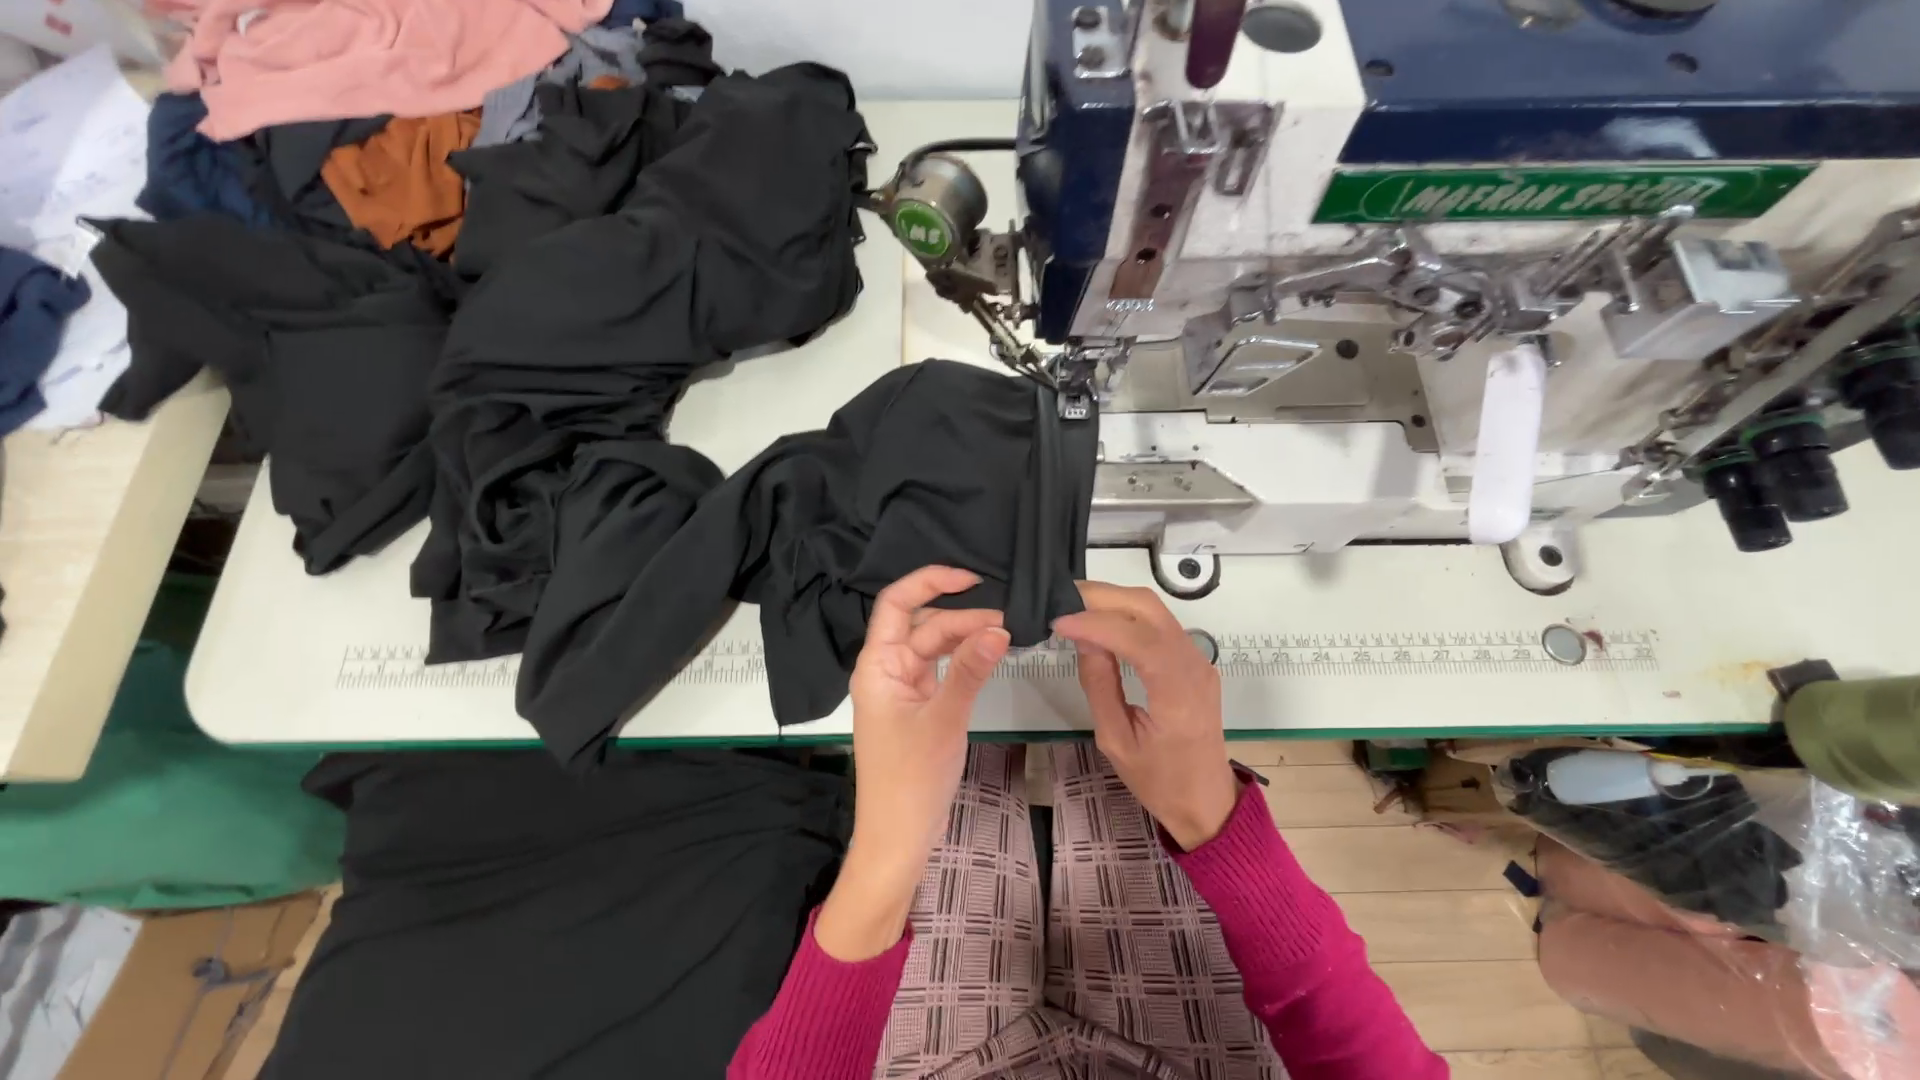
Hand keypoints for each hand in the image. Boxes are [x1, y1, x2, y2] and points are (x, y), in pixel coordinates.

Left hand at [816, 565, 1009, 960]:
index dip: (929, 582)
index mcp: (878, 664)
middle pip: (923, 624)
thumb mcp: (944, 720)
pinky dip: (965, 659)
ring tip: (1007, 631)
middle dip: (962, 614)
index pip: (896, 603)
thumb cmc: (910, 778)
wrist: (898, 837)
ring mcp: (904, 688)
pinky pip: (942, 669)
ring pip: (936, 646)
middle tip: (1008, 617)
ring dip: (966, 636)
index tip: (971, 576)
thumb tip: (999, 626)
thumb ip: (971, 671)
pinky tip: (991, 652)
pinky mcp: (919, 706)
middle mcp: (887, 669)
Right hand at [1052, 581, 1238, 851]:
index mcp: (1177, 694)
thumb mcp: (1116, 740)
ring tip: (1073, 608)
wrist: (1206, 799)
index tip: (1059, 622)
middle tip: (1060, 600)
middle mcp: (1194, 666)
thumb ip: (1100, 685)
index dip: (1096, 623)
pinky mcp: (1193, 659)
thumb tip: (1083, 638)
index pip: (1139, 639)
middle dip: (1102, 597)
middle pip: (1149, 608)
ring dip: (1113, 601)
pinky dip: (1126, 614)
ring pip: (1155, 609)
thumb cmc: (1159, 780)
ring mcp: (1198, 659)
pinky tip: (1100, 623)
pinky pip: (1159, 622)